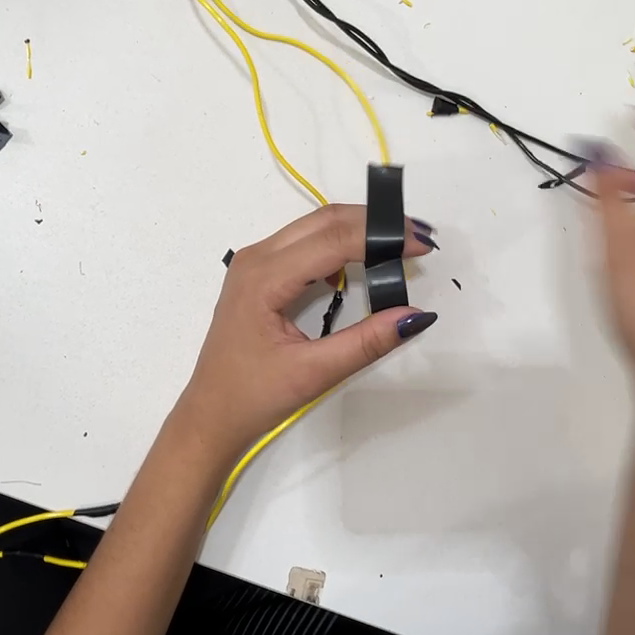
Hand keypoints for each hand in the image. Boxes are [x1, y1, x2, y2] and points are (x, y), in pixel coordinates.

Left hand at [169, 204, 438, 466]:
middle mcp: (256, 258)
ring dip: (358, 229)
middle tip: (419, 239)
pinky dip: (338, 243)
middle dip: (374, 223)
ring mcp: (255, 262)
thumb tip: (415, 316)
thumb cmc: (253, 396)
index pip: (333, 239)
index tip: (423, 245)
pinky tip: (360, 266)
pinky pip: (304, 243)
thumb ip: (366, 342)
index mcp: (264, 277)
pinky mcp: (259, 272)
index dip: (381, 236)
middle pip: (324, 220)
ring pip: (314, 226)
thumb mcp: (313, 373)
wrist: (211, 413)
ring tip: (399, 247)